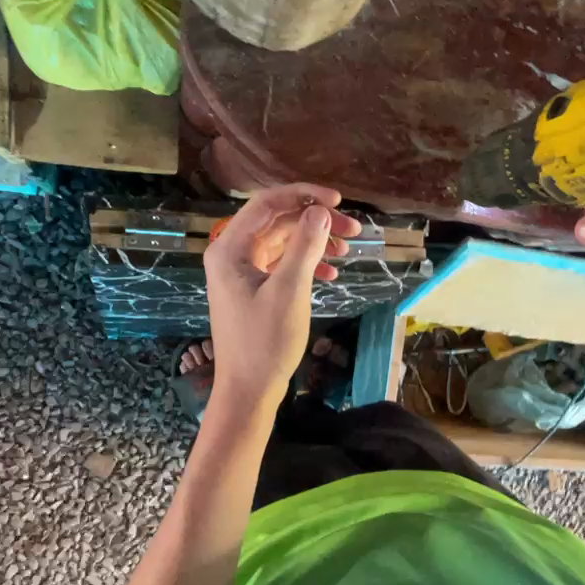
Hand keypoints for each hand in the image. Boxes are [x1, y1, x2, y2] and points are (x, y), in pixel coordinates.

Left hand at [203, 183, 362, 408]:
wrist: (249, 388)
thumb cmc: (265, 342)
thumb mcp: (290, 291)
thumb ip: (305, 247)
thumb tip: (321, 211)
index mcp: (230, 248)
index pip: (267, 204)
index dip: (304, 196)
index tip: (338, 201)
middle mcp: (231, 253)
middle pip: (278, 221)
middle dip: (315, 221)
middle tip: (354, 231)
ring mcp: (241, 272)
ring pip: (283, 242)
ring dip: (315, 242)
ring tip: (347, 251)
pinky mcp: (253, 289)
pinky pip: (282, 264)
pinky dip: (306, 263)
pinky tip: (331, 273)